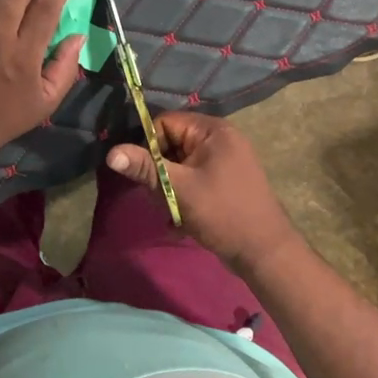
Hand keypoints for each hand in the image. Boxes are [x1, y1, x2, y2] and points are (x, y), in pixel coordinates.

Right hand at [106, 112, 297, 272]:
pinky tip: (182, 221)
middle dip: (161, 171)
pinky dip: (184, 196)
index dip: (150, 145)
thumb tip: (111, 153)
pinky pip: (193, 178)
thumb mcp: (179, 189)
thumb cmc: (223, 214)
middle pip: (172, 143)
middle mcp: (221, 138)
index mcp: (213, 130)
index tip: (146, 173)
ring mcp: (225, 160)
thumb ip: (145, 168)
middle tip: (159, 197)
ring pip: (180, 164)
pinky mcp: (226, 181)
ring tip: (173, 212)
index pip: (166, 123)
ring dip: (170, 188)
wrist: (266, 254)